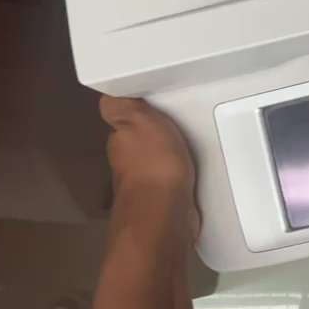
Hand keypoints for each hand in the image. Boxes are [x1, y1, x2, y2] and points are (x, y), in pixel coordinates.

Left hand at [100, 95, 198, 234]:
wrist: (167, 214)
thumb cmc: (153, 164)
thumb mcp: (137, 122)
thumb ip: (123, 107)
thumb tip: (107, 94)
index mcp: (122, 140)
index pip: (128, 120)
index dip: (143, 109)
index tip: (164, 98)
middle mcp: (131, 162)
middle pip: (147, 140)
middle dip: (163, 131)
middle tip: (188, 115)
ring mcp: (150, 181)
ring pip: (163, 158)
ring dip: (177, 151)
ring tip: (200, 136)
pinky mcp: (171, 197)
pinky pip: (179, 175)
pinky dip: (188, 170)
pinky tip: (201, 164)